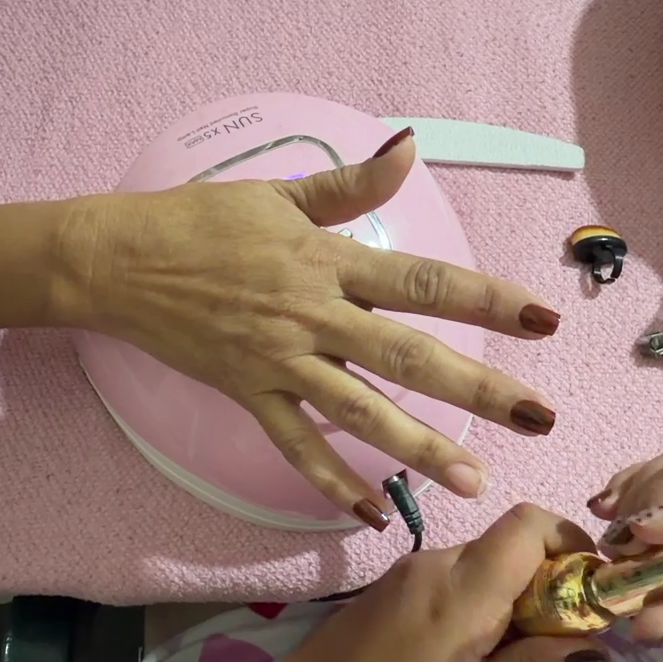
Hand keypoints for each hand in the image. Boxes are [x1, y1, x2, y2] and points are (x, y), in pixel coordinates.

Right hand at [58, 130, 558, 526]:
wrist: (121, 262)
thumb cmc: (200, 220)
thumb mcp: (276, 192)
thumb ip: (348, 185)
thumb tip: (411, 148)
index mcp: (327, 262)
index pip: (424, 283)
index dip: (487, 300)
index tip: (541, 322)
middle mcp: (314, 318)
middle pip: (408, 357)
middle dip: (478, 388)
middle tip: (538, 417)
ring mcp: (281, 364)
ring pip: (360, 414)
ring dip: (419, 449)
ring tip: (473, 480)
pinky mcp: (249, 396)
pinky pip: (295, 446)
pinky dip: (331, 482)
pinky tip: (370, 513)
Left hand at [240, 503, 605, 661]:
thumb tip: (590, 638)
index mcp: (452, 596)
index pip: (527, 525)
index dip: (573, 547)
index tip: (594, 602)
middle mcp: (433, 565)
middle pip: (514, 542)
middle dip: (554, 583)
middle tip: (559, 650)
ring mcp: (411, 570)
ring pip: (491, 559)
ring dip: (520, 597)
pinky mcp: (398, 583)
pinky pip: (462, 574)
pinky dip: (488, 601)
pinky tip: (476, 655)